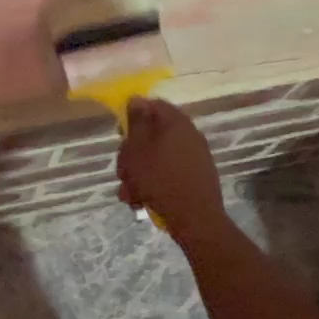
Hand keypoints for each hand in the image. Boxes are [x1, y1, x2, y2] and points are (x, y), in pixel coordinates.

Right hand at [117, 97, 229, 240]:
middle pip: (153, 134)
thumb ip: (136, 122)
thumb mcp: (137, 150)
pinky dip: (154, 184)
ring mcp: (195, 156)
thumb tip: (137, 98)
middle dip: (133, 154)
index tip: (120, 136)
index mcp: (176, 122)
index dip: (132, 117)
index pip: (152, 105)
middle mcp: (189, 134)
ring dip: (139, 174)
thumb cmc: (160, 180)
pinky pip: (169, 173)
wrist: (196, 220)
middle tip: (123, 171)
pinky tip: (142, 201)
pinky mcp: (197, 177)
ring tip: (129, 194)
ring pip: (157, 158)